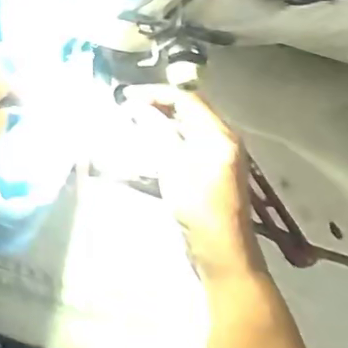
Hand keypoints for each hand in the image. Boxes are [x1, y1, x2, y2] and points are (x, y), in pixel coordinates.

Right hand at [138, 87, 256, 271]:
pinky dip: (164, 138)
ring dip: (158, 121)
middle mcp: (222, 141)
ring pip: (184, 127)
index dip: (154, 93)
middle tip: (127, 107)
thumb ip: (156, 130)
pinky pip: (184, 144)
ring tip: (132, 122)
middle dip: (156, 104)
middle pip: (187, 110)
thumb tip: (136, 106)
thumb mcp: (174, 165)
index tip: (126, 96)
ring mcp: (217, 158)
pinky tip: (146, 146)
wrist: (222, 254)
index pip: (185, 99)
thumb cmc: (199, 207)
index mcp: (219, 135)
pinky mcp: (209, 173)